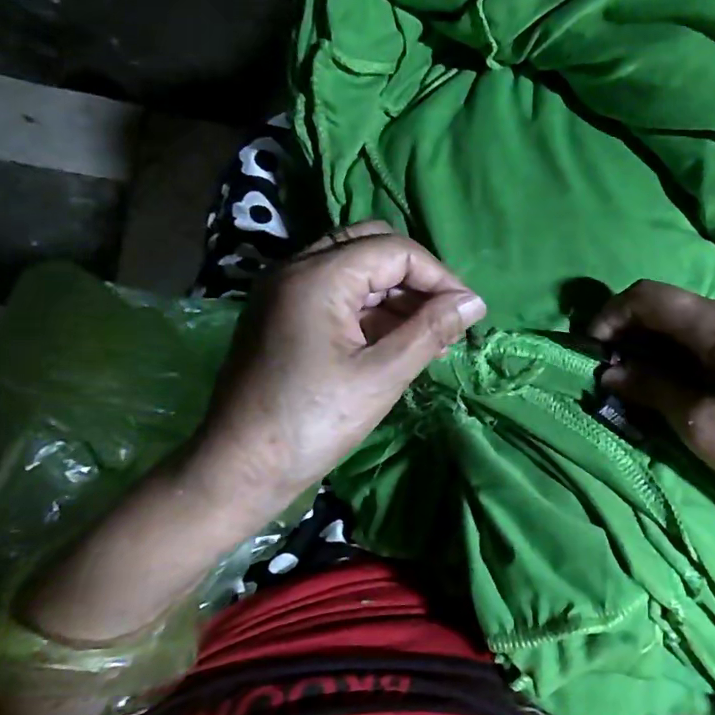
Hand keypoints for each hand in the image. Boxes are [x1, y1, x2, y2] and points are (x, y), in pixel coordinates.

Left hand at [195, 221, 485, 520]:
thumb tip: (474, 303)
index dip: (439, 276)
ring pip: (354, 270)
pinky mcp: (281, 316)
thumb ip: (430, 331)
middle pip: (371, 247)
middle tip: (446, 316)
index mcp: (318, 276)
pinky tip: (397, 342)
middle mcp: (296, 269)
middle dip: (416, 278)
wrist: (239, 468)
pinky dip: (370, 310)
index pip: (394, 250)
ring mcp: (284, 292)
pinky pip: (335, 295)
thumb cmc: (313, 423)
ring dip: (395, 294)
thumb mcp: (381, 376)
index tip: (469, 313)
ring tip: (431, 336)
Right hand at [588, 280, 714, 533]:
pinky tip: (666, 389)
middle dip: (627, 333)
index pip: (650, 296)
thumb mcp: (699, 421)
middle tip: (605, 375)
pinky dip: (674, 359)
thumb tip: (609, 371)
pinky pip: (704, 344)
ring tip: (631, 387)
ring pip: (683, 326)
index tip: (588, 352)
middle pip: (666, 307)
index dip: (610, 316)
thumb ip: (650, 386)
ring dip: (649, 349)